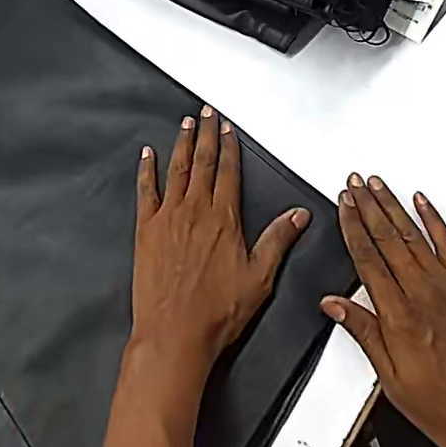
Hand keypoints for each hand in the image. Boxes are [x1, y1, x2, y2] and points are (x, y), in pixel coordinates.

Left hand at [132, 107, 309, 364]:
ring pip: (177, 168)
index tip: (226, 127)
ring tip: (185, 123)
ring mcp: (169, 216)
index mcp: (223, 218)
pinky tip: (146, 154)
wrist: (175, 334)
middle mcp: (195, 209)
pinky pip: (146, 190)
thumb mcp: (260, 277)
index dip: (228, 145)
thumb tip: (299, 215)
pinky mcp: (146, 229)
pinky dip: (146, 169)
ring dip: (182, 143)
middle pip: (203, 161)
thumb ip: (278, 240)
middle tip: (205, 112)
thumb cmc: (217, 311)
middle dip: (205, 133)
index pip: (228, 170)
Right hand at [325, 175, 445, 446]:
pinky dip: (433, 218)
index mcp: (401, 317)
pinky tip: (421, 201)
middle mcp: (424, 293)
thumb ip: (363, 334)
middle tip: (354, 182)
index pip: (367, 257)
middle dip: (367, 205)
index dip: (352, 225)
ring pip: (413, 233)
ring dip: (392, 204)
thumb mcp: (395, 383)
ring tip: (376, 184)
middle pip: (387, 237)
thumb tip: (334, 305)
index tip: (343, 204)